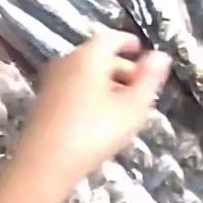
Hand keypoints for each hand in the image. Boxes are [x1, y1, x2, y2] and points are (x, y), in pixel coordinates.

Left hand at [11, 30, 168, 190]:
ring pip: (83, 74)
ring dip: (105, 83)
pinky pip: (72, 89)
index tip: (140, 48)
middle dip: (120, 66)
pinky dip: (89, 94)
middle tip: (139, 83)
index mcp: (88, 57)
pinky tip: (99, 117)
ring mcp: (50, 83)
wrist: (44, 164)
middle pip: (96, 56)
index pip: (110, 38)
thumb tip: (160, 55)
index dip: (127, 41)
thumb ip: (149, 80)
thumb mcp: (132, 108)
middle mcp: (66, 63)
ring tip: (124, 103)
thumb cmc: (94, 132)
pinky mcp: (42, 104)